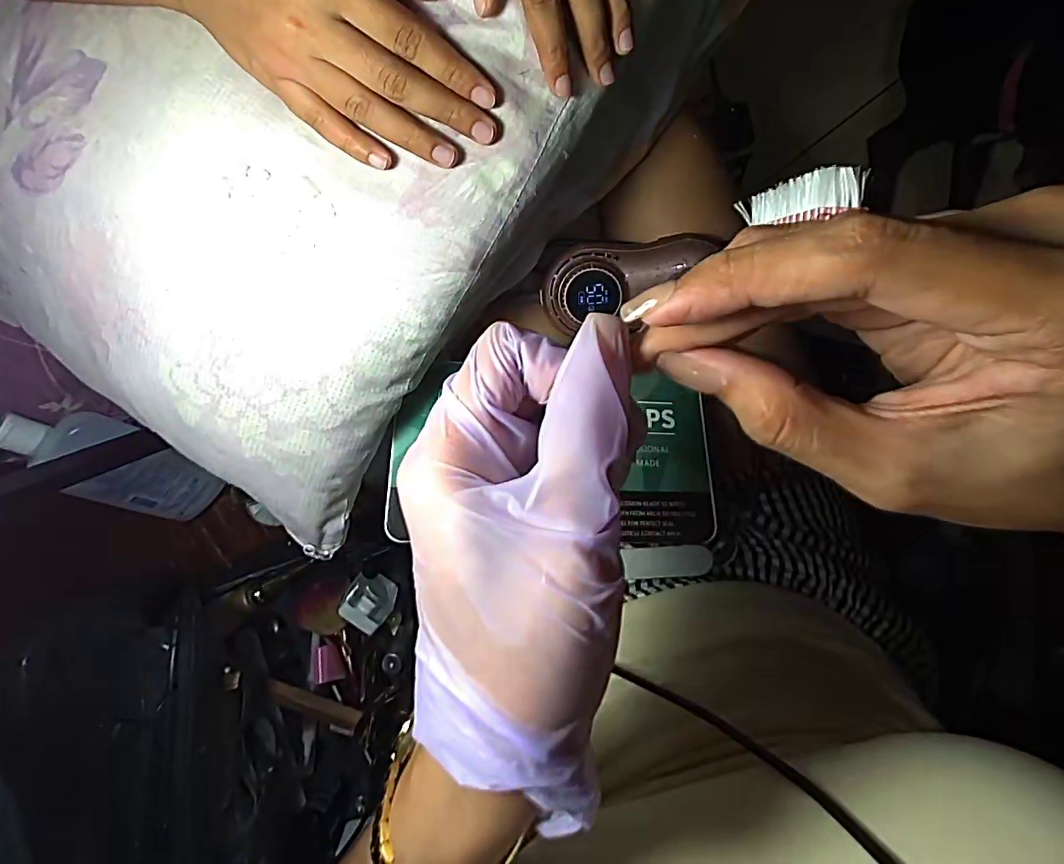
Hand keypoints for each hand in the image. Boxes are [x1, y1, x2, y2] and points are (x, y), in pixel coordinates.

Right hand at [165, 0, 501, 169]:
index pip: (407, 38)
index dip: (452, 70)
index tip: (485, 94)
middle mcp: (313, 30)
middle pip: (394, 80)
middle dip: (445, 111)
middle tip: (484, 134)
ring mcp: (291, 63)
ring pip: (363, 108)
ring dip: (412, 136)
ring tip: (450, 155)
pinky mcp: (274, 83)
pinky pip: (319, 120)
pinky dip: (353, 143)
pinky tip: (386, 160)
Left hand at [397, 315, 637, 835]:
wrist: (518, 735)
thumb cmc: (529, 634)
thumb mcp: (569, 518)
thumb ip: (589, 417)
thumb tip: (608, 328)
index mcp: (449, 445)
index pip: (504, 352)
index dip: (558, 366)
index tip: (601, 418)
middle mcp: (468, 449)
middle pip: (536, 376)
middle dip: (587, 406)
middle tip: (613, 463)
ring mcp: (499, 475)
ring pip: (561, 410)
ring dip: (599, 436)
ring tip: (609, 491)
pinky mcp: (528, 497)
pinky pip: (569, 447)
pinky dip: (599, 461)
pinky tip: (608, 500)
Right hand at [630, 187, 1063, 534]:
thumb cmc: (1027, 481)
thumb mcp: (899, 474)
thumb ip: (789, 418)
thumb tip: (685, 358)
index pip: (871, 255)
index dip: (752, 275)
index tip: (668, 310)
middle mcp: (1058, 232)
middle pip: (848, 237)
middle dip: (737, 283)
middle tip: (659, 326)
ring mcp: (1028, 210)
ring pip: (846, 231)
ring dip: (758, 279)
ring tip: (689, 323)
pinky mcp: (994, 212)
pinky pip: (865, 236)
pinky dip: (797, 273)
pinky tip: (746, 304)